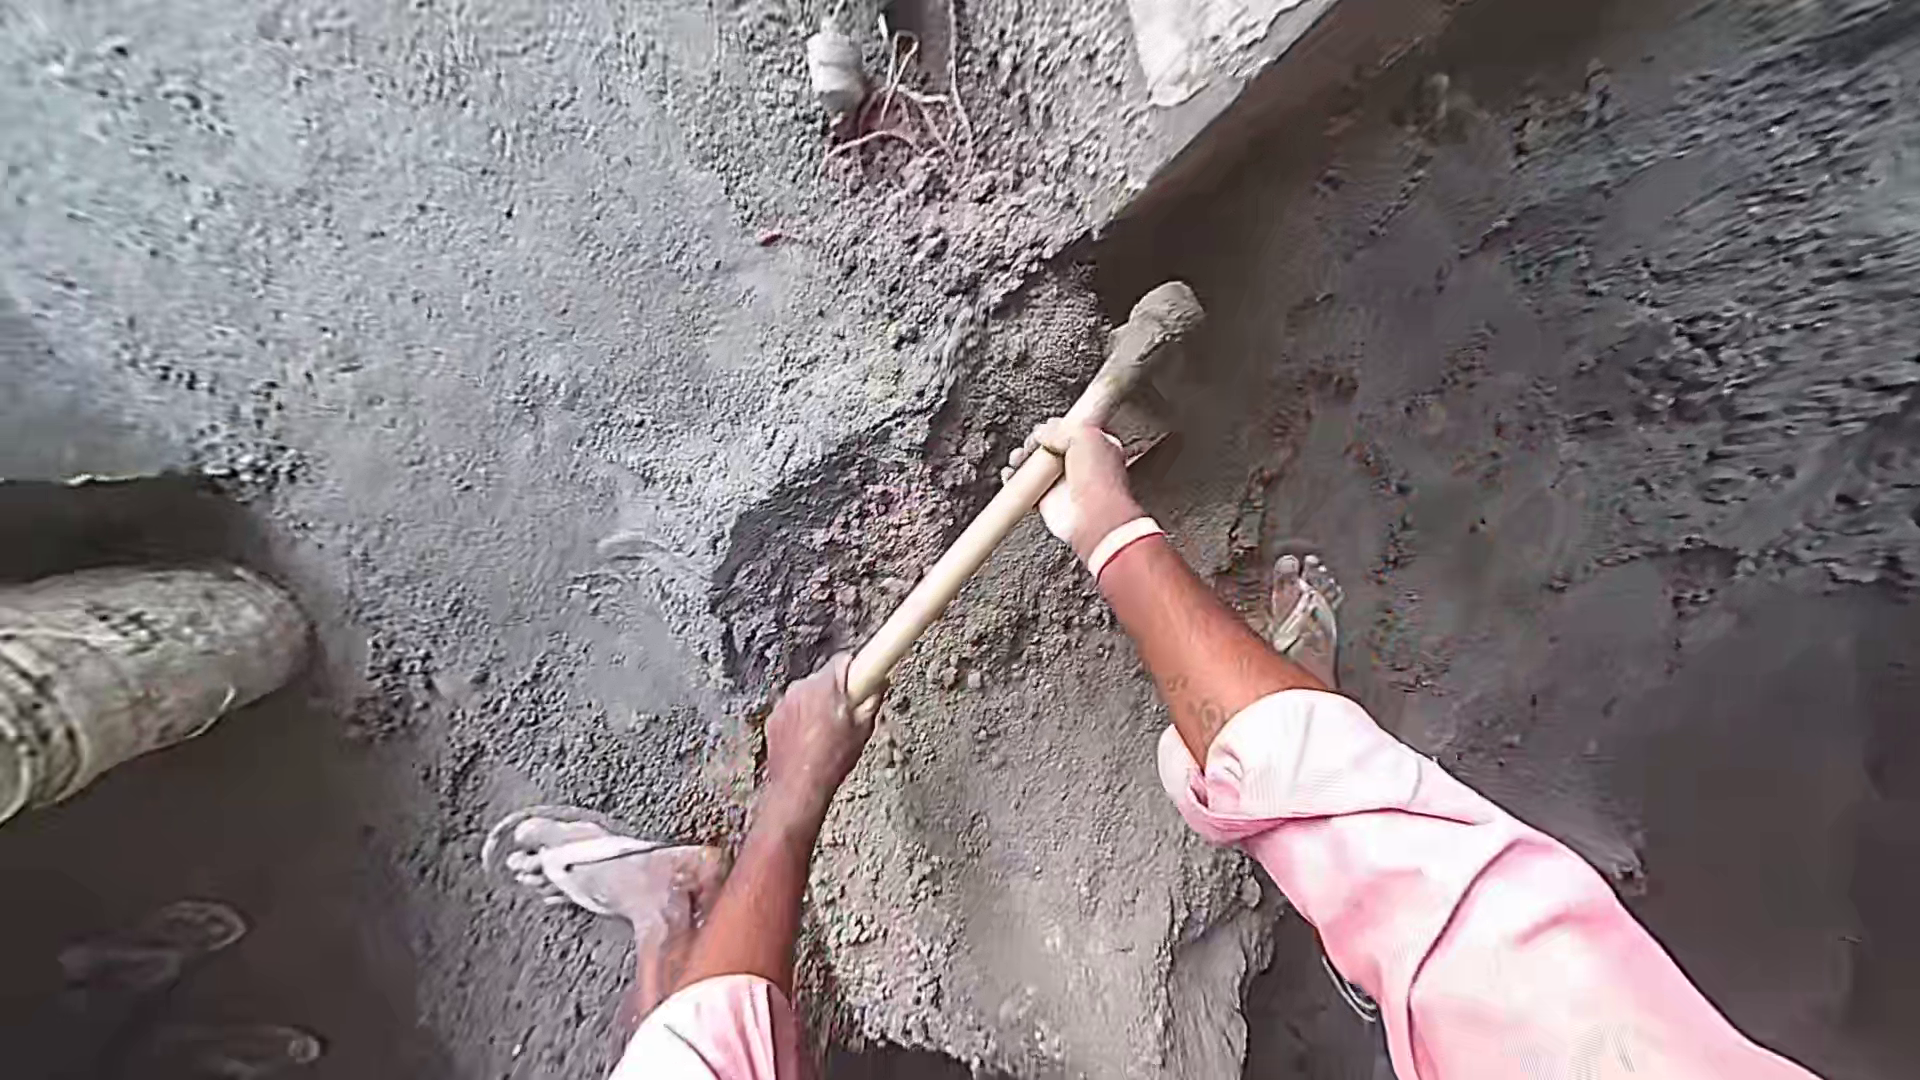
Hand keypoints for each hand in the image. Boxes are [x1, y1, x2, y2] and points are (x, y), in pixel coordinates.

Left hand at [763, 653, 873, 817]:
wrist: (798, 787)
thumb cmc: (832, 760)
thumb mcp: (863, 729)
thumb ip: (873, 700)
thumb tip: (880, 683)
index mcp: (826, 685)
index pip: (842, 660)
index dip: (854, 668)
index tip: (861, 677)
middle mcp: (802, 687)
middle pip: (824, 678)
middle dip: (836, 691)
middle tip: (846, 714)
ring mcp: (785, 702)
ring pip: (807, 693)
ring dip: (817, 704)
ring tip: (826, 732)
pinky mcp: (774, 717)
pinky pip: (793, 708)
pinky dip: (801, 718)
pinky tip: (809, 739)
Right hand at [1003, 418, 1144, 561]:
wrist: (1095, 518)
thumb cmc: (1100, 480)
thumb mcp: (1085, 436)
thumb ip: (1061, 429)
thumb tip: (1042, 432)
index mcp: (1096, 445)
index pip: (1070, 429)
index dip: (1054, 427)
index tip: (1043, 428)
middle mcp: (1079, 464)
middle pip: (1048, 447)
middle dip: (1033, 443)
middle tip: (1030, 446)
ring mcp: (1062, 483)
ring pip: (1035, 465)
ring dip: (1021, 459)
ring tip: (1017, 459)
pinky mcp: (1047, 501)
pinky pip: (1026, 487)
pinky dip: (1013, 480)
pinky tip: (1010, 475)